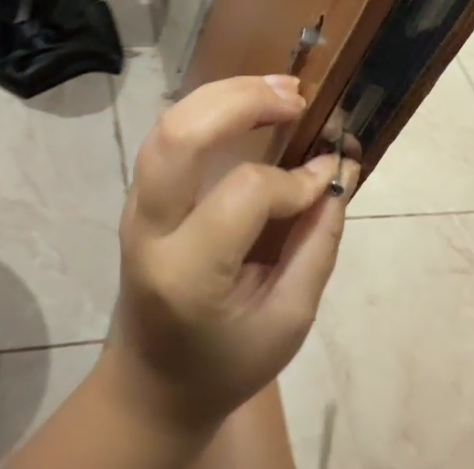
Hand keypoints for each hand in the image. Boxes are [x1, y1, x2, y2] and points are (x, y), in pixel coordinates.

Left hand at [105, 75, 358, 427]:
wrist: (151, 383)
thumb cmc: (225, 363)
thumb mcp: (287, 323)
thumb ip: (316, 247)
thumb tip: (338, 173)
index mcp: (186, 272)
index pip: (243, 195)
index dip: (294, 180)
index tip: (329, 179)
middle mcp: (149, 228)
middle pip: (180, 136)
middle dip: (240, 101)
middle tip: (298, 98)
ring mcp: (135, 206)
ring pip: (168, 124)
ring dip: (224, 95)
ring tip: (282, 90)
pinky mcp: (140, 194)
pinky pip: (170, 136)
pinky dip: (210, 110)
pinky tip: (250, 106)